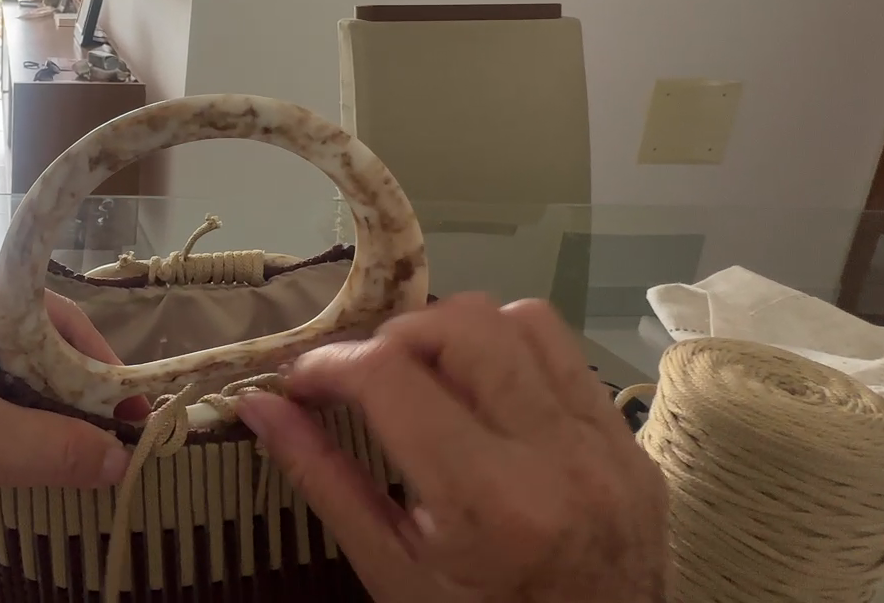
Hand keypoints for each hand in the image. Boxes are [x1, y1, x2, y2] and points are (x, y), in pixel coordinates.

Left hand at [0, 265, 138, 601]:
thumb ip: (59, 448)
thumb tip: (125, 457)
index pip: (52, 315)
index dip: (96, 364)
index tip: (133, 413)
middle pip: (35, 341)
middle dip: (71, 392)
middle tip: (111, 440)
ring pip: (12, 368)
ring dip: (43, 410)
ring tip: (78, 452)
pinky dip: (12, 417)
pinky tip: (29, 450)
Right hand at [236, 294, 668, 602]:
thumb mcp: (384, 565)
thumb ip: (317, 473)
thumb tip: (253, 402)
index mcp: (490, 501)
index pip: (386, 373)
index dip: (327, 363)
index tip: (300, 383)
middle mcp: (558, 458)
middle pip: (456, 324)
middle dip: (389, 338)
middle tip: (367, 381)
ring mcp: (606, 447)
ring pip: (514, 318)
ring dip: (451, 334)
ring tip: (425, 379)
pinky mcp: (630, 443)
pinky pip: (560, 347)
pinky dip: (505, 347)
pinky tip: (479, 389)